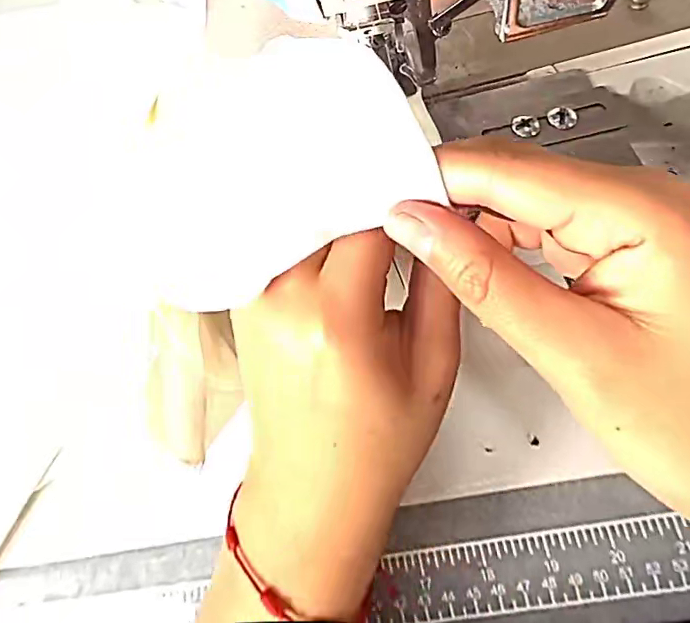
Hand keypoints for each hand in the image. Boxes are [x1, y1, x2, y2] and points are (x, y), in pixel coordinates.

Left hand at [201, 230, 459, 621]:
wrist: (310, 490)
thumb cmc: (372, 445)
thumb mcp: (435, 365)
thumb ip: (440, 282)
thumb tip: (444, 223)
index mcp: (336, 319)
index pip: (369, 218)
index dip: (404, 199)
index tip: (425, 201)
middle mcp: (284, 300)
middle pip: (329, 206)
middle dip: (370, 199)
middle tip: (403, 213)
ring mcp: (255, 297)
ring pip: (303, 216)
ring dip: (339, 213)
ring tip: (371, 237)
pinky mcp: (246, 298)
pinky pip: (283, 238)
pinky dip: (314, 231)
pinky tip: (338, 248)